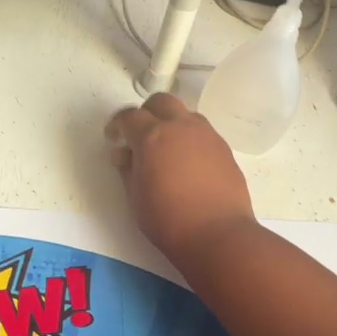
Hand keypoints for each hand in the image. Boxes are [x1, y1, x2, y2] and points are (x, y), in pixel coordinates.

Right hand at [108, 93, 256, 261]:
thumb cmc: (167, 219)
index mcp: (152, 137)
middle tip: (138, 137)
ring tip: (165, 151)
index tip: (113, 139)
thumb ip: (127, 169)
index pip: (128, 116)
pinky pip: (202, 133)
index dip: (116, 125)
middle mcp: (181, 127)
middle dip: (146, 113)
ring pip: (184, 114)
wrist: (216, 233)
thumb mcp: (135, 196)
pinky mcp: (224, 148)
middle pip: (160, 102)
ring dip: (170, 124)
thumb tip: (124, 154)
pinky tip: (186, 165)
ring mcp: (206, 135)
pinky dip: (189, 140)